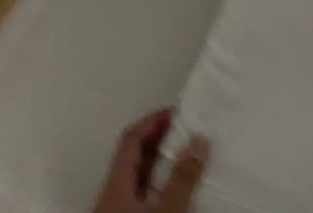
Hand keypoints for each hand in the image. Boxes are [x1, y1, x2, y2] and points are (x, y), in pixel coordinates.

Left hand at [92, 108, 209, 212]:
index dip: (154, 121)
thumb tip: (200, 140)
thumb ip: (182, 180)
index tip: (181, 114)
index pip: (131, 139)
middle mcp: (112, 196)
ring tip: (191, 160)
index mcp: (115, 185)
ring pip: (139, 181)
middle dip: (161, 142)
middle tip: (191, 134)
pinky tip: (181, 196)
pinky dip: (162, 189)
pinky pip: (143, 199)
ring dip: (163, 167)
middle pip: (134, 159)